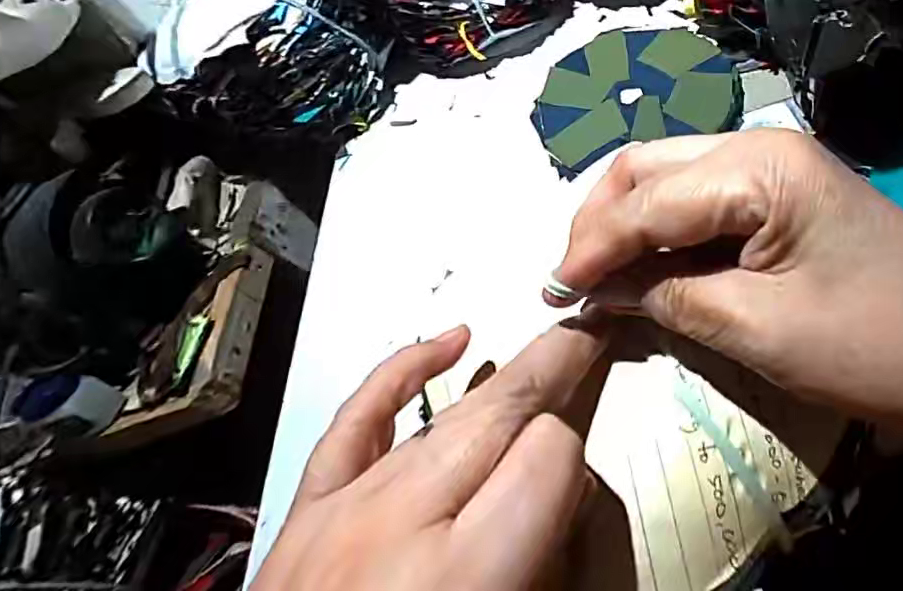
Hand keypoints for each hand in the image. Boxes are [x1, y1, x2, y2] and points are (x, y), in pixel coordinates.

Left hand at [253, 320, 606, 590]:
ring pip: (451, 413)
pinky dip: (404, 372)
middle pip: (505, 411)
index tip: (577, 471)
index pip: (551, 452)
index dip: (575, 452)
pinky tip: (448, 343)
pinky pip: (360, 422)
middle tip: (599, 336)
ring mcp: (343, 518)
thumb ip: (555, 552)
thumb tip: (565, 489)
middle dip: (561, 368)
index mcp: (465, 576)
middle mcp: (399, 531)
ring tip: (557, 351)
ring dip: (511, 380)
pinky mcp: (303, 520)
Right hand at [548, 130, 902, 459]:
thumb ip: (669, 298)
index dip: (592, 245)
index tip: (550, 294)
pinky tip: (658, 272)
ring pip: (680, 180)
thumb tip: (596, 289)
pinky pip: (712, 203)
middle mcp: (765, 147)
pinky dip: (675, 234)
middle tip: (575, 283)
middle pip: (655, 167)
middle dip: (605, 220)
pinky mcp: (793, 197)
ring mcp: (782, 169)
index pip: (648, 196)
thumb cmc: (878, 340)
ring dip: (637, 225)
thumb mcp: (760, 328)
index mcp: (760, 165)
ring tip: (606, 282)